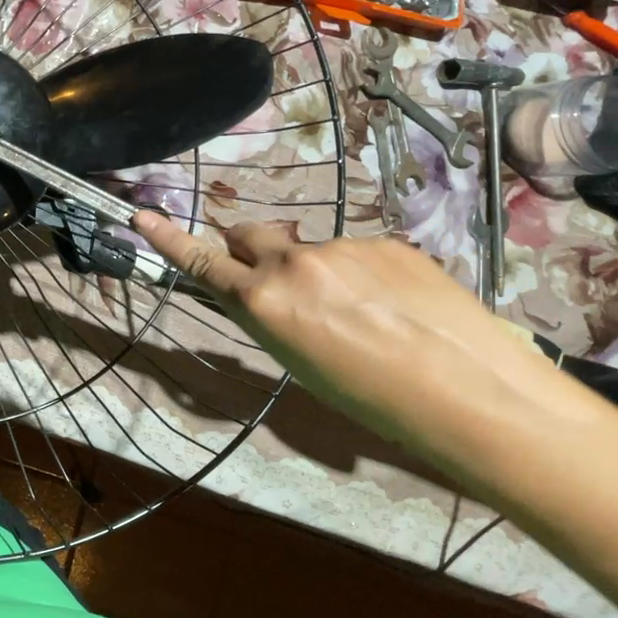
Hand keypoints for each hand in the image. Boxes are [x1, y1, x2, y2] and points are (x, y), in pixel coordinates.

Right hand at [131, 212, 547, 445]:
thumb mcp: (299, 363)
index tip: (140, 216)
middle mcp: (293, 263)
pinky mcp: (388, 243)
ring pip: (310, 250)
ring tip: (367, 315)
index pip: (202, 262)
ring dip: (319, 271)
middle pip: (249, 236)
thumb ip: (269, 317)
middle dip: (250, 252)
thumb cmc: (375, 401)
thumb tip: (265, 296)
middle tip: (276, 284)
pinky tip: (399, 307)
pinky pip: (358, 252)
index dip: (167, 239)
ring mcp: (343, 247)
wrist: (477, 396)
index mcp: (263, 300)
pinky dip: (364, 274)